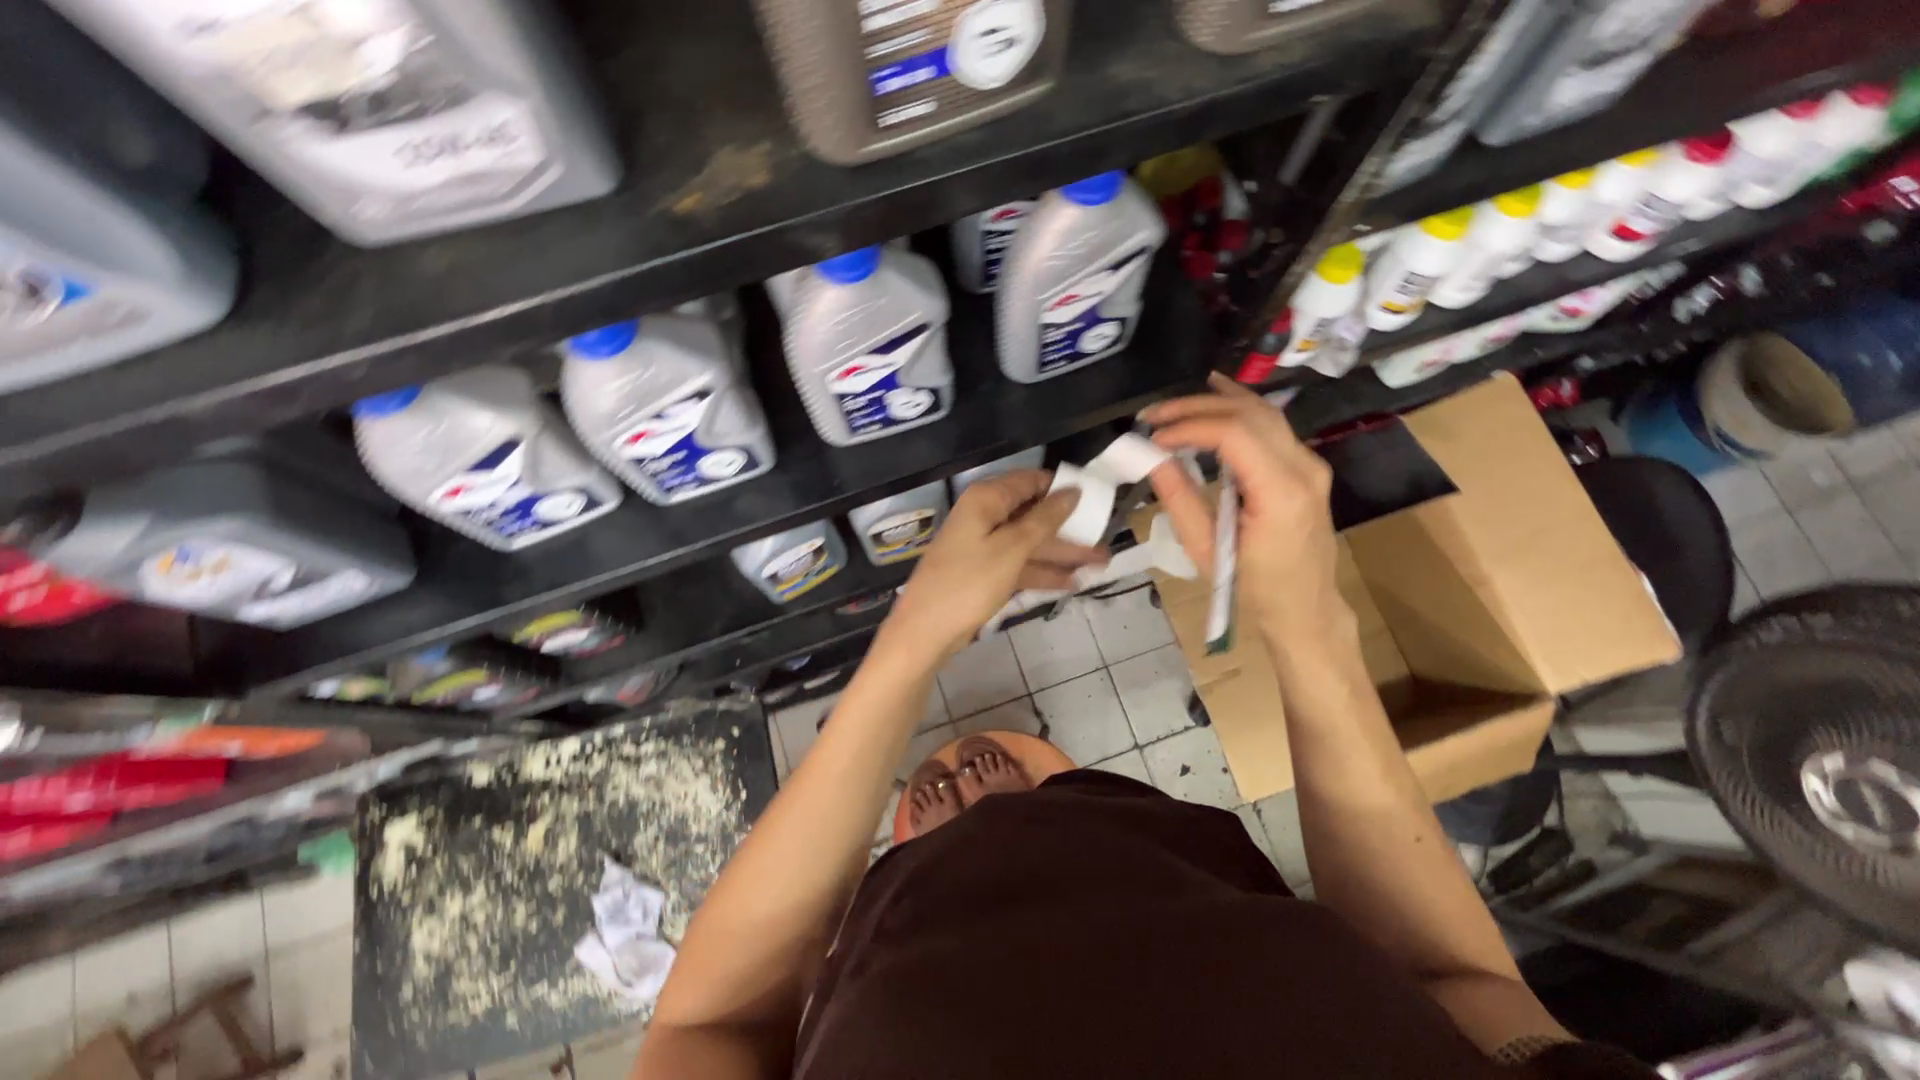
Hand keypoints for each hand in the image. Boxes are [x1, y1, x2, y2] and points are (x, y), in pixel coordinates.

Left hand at [885, 469, 1107, 655]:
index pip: (1031, 481)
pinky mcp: (984, 574)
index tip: (1095, 499)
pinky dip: (1043, 572)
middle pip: (1034, 515)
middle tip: (1105, 539)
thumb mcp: (1011, 549)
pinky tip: (1073, 582)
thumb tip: (1072, 491)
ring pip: (1030, 544)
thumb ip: (1044, 519)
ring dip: (1063, 554)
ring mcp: (983, 547)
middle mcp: (984, 517)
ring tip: (1101, 563)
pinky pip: (1020, 566)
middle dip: (1070, 528)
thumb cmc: (968, 583)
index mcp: (986, 500)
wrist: (926, 631)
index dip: (1062, 488)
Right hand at [1139, 373, 1350, 642]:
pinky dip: (1240, 410)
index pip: (1234, 434)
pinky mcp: (1307, 467)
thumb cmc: (1253, 590)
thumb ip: (1180, 500)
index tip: (1153, 436)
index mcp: (1281, 493)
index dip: (1189, 426)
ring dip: (1218, 402)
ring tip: (1176, 403)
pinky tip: (1216, 399)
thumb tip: (1152, 458)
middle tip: (1154, 415)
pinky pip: (1273, 426)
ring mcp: (1311, 465)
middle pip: (1250, 414)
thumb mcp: (1207, 551)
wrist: (1305, 609)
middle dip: (1198, 407)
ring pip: (1265, 412)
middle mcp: (1304, 468)